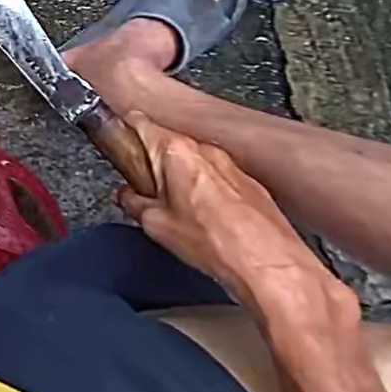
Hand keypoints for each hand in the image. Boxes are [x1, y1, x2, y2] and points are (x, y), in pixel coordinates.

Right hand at [118, 113, 339, 310]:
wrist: (273, 270)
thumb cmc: (217, 243)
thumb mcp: (153, 223)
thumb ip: (132, 201)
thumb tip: (129, 198)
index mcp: (174, 149)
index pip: (137, 121)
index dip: (122, 132)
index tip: (116, 145)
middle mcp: (205, 149)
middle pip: (166, 143)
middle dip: (153, 163)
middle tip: (147, 192)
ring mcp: (232, 166)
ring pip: (194, 162)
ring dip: (183, 178)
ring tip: (181, 213)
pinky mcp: (253, 186)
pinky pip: (220, 180)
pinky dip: (210, 193)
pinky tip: (209, 223)